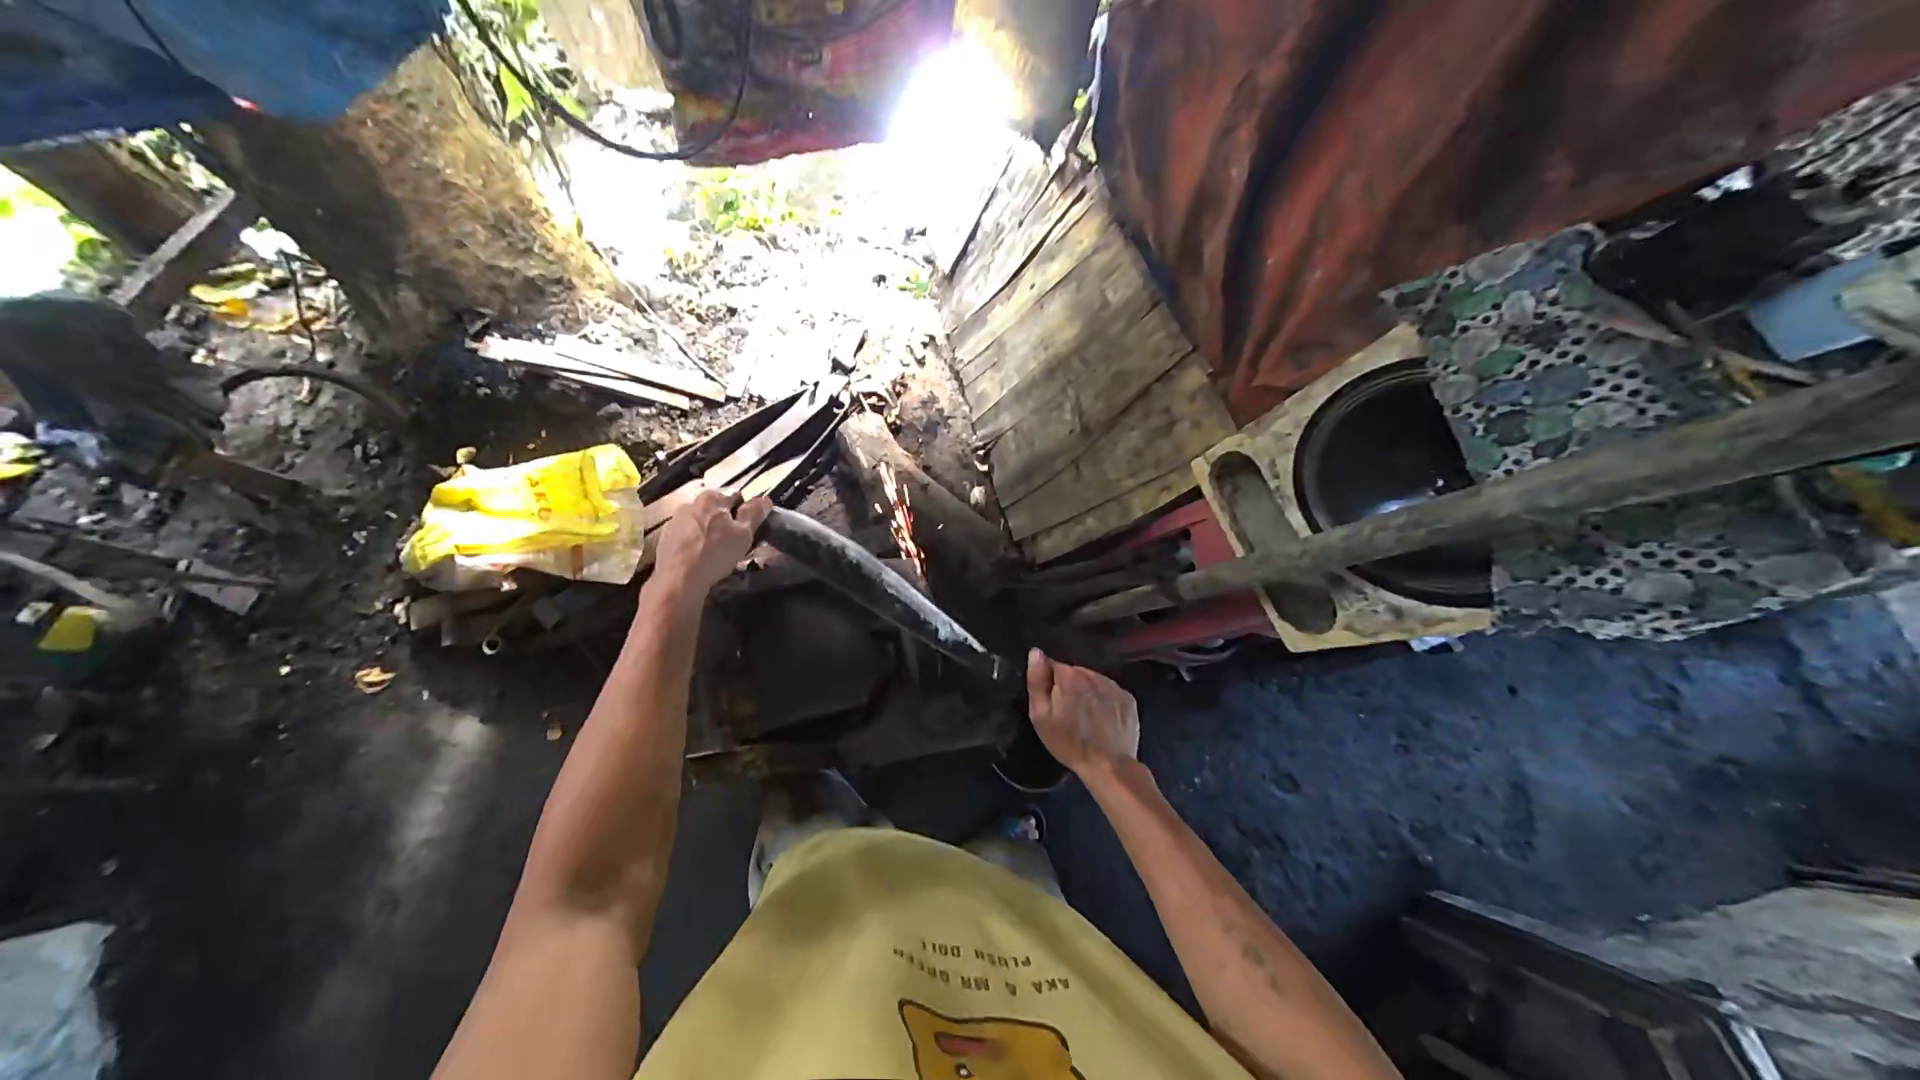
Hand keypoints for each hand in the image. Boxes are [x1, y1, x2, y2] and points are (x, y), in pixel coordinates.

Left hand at [650, 488, 770, 602]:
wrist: (678, 579)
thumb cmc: (716, 553)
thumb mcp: (744, 533)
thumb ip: (755, 513)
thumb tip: (765, 499)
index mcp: (712, 497)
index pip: (737, 497)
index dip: (746, 513)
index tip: (748, 530)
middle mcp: (691, 502)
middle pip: (717, 509)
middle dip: (726, 522)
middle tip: (733, 543)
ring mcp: (675, 519)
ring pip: (701, 522)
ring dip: (710, 531)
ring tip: (715, 553)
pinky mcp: (666, 536)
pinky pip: (687, 535)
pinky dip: (695, 542)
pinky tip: (699, 558)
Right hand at [1026, 649, 1139, 779]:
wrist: (1108, 766)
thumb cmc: (1068, 742)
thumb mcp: (1041, 716)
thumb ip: (1037, 681)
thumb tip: (1036, 652)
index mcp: (1070, 677)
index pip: (1053, 666)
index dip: (1048, 682)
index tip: (1050, 702)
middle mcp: (1094, 675)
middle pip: (1075, 673)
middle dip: (1068, 686)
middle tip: (1066, 713)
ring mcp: (1114, 686)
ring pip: (1093, 681)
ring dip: (1087, 692)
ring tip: (1085, 717)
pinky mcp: (1128, 699)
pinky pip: (1110, 691)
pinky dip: (1104, 700)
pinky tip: (1102, 719)